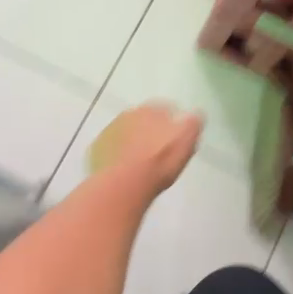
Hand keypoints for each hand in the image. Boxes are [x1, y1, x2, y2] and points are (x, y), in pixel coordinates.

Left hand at [87, 102, 203, 197]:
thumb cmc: (160, 162)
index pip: (166, 109)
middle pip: (143, 120)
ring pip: (125, 133)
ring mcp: (110, 130)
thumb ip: (193, 123)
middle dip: (150, 131)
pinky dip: (116, 155)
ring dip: (131, 142)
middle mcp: (130, 113)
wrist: (124, 184)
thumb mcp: (187, 141)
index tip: (175, 139)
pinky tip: (122, 170)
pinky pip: (109, 149)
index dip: (171, 123)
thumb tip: (196, 114)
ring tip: (139, 164)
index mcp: (153, 109)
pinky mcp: (96, 149)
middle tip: (157, 152)